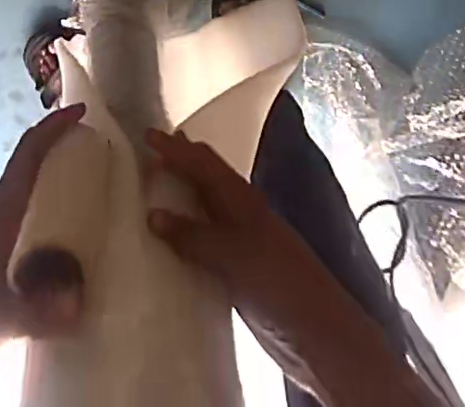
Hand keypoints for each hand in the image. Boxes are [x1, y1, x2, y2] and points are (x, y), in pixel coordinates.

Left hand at [0, 105, 85, 406]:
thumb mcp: (5, 316)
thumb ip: (45, 310)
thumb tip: (82, 300)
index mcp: (2, 208)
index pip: (29, 152)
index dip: (54, 126)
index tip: (81, 110)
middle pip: (29, 160)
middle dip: (59, 143)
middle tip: (93, 144)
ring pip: (25, 184)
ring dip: (51, 172)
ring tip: (85, 181)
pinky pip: (23, 206)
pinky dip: (44, 200)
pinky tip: (59, 226)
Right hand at [144, 128, 432, 406]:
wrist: (318, 331)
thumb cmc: (278, 282)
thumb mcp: (233, 255)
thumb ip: (194, 236)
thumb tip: (152, 214)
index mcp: (241, 198)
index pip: (202, 162)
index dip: (174, 148)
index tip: (146, 134)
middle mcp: (240, 211)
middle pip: (206, 176)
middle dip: (180, 161)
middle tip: (149, 154)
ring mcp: (240, 239)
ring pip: (204, 206)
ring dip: (180, 194)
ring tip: (152, 188)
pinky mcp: (238, 267)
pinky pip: (203, 239)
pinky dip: (184, 230)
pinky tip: (168, 242)